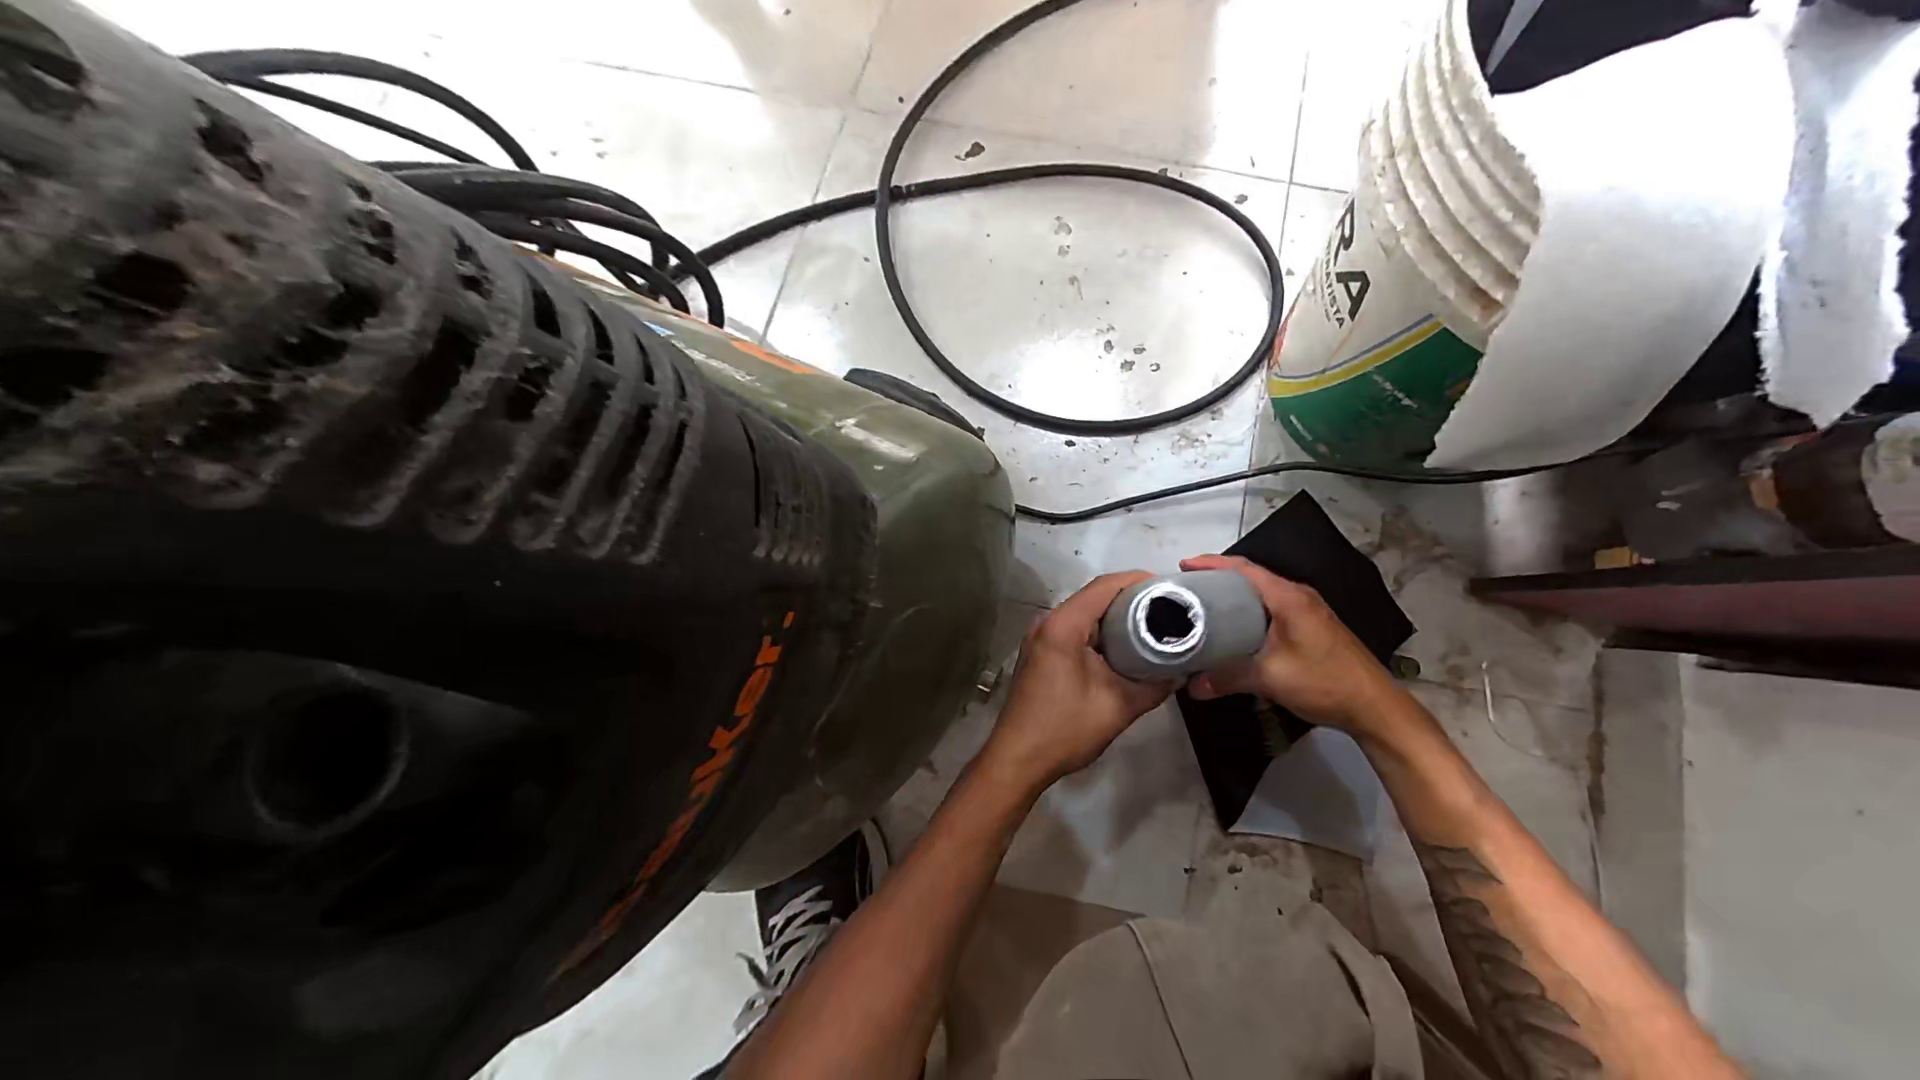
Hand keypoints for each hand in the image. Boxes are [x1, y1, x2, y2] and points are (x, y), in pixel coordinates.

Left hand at [977, 572, 1174, 794]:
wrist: (1018, 759)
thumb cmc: (1065, 729)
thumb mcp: (1119, 706)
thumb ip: (1154, 685)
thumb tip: (1180, 672)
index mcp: (1063, 626)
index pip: (1105, 586)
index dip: (1139, 581)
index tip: (1170, 587)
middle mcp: (1047, 623)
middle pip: (1095, 597)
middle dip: (1132, 598)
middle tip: (1169, 608)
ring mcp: (1041, 638)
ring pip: (1085, 615)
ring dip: (1116, 618)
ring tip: (1154, 625)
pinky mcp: (1041, 654)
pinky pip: (1075, 631)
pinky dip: (1101, 634)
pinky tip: (1125, 646)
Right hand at [1180, 554, 1404, 734]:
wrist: (1375, 707)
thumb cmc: (1324, 682)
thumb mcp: (1269, 679)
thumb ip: (1227, 678)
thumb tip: (1191, 687)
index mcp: (1288, 598)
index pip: (1243, 569)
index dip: (1211, 564)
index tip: (1183, 566)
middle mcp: (1299, 597)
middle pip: (1252, 577)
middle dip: (1218, 579)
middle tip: (1188, 588)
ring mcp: (1308, 611)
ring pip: (1262, 595)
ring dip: (1234, 596)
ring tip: (1205, 606)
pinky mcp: (1312, 627)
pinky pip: (1272, 609)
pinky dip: (1249, 611)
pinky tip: (1234, 628)